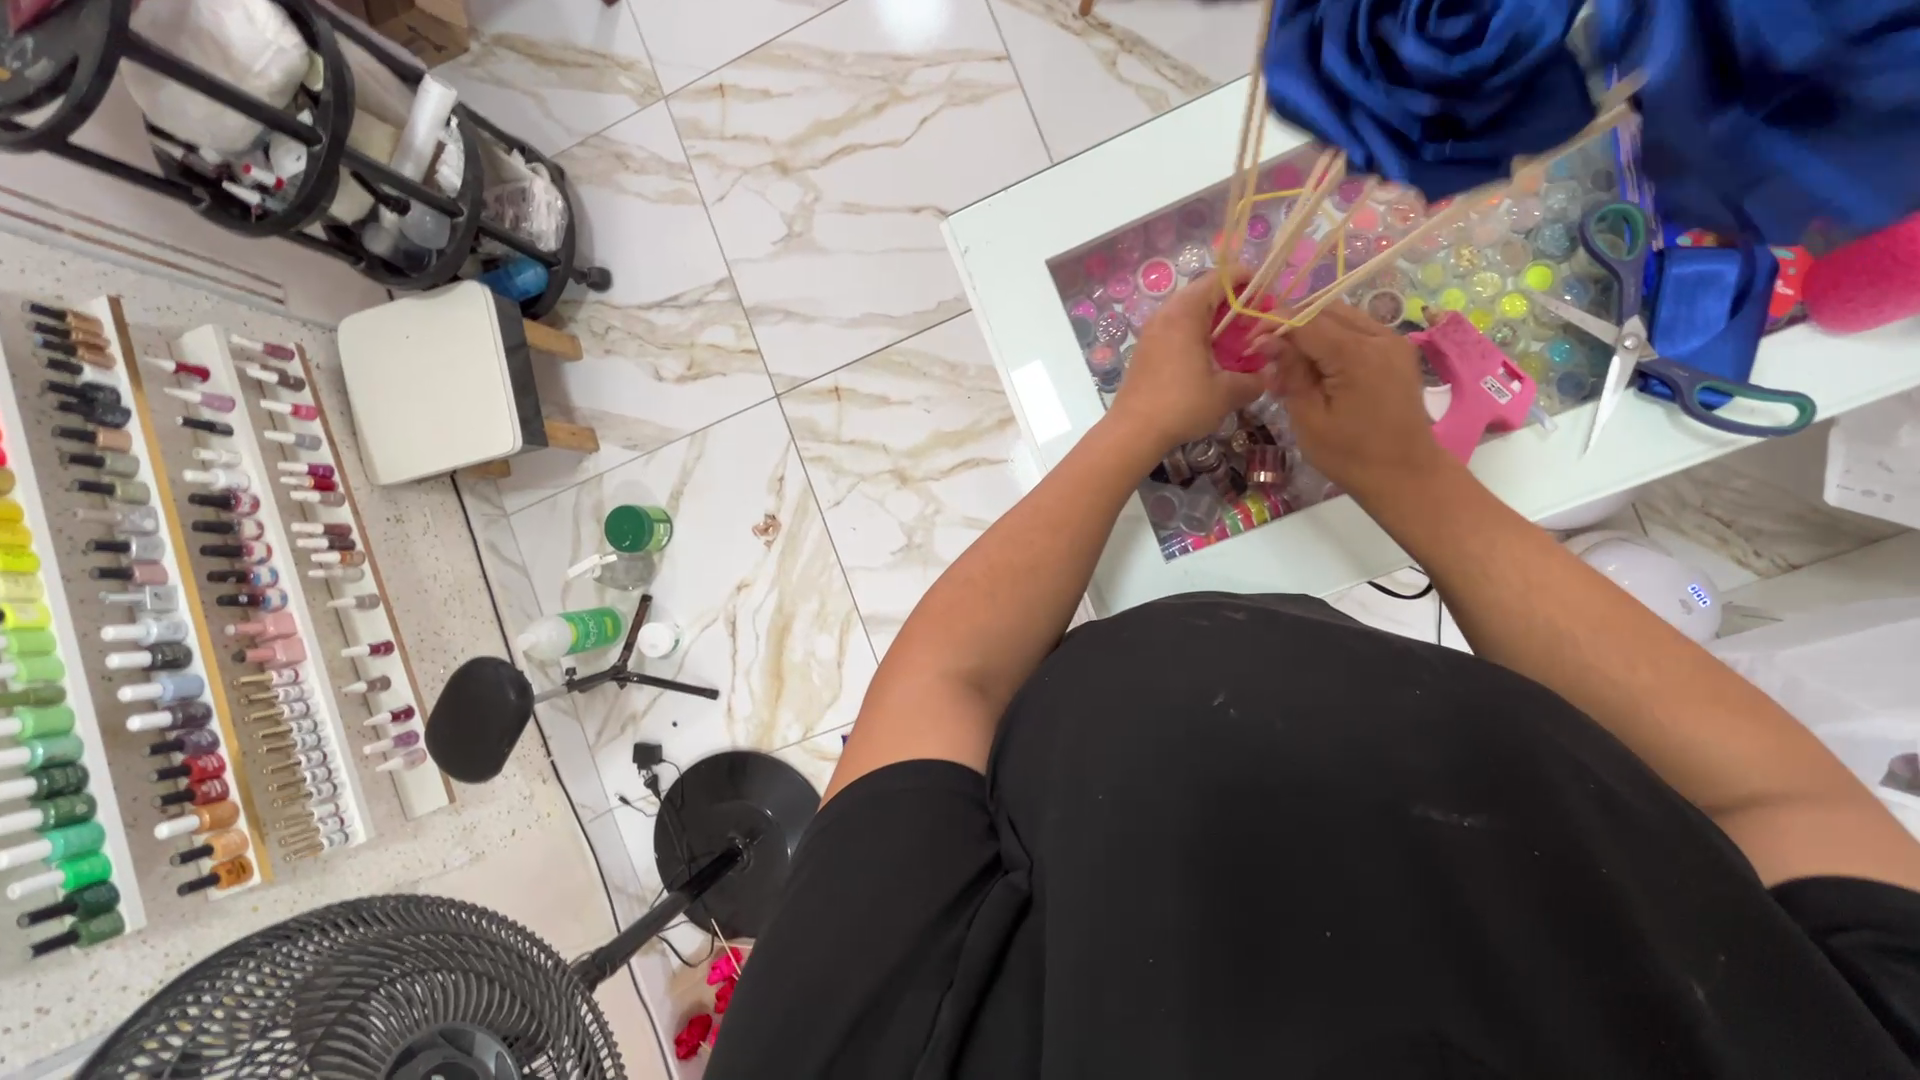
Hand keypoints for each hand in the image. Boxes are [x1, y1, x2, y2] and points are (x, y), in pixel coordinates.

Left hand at [1107, 274, 1273, 455]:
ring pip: (1188, 312)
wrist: (1133, 431)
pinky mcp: (1145, 349)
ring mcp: (1151, 331)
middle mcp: (1165, 314)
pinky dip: (1194, 335)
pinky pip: (1175, 329)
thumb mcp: (1227, 393)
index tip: (1266, 297)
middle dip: (1231, 304)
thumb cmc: (1181, 405)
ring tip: (1234, 343)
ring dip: (1212, 321)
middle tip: (1253, 324)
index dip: (1247, 282)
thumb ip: (1254, 378)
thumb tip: (1267, 374)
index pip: (1219, 278)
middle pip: (1203, 293)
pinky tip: (1208, 359)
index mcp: (1185, 313)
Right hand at [1251, 302, 1450, 497]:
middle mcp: (1379, 336)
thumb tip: (1267, 340)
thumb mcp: (1308, 418)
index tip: (1249, 344)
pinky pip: (1358, 328)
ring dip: (1311, 330)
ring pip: (1342, 315)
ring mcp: (1394, 340)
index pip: (1305, 321)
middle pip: (1324, 310)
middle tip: (1267, 355)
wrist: (1405, 474)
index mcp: (1355, 354)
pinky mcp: (1398, 350)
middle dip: (1291, 326)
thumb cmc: (1350, 455)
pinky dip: (1333, 337)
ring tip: (1291, 362)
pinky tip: (1318, 364)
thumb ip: (1290, 372)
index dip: (1272, 326)